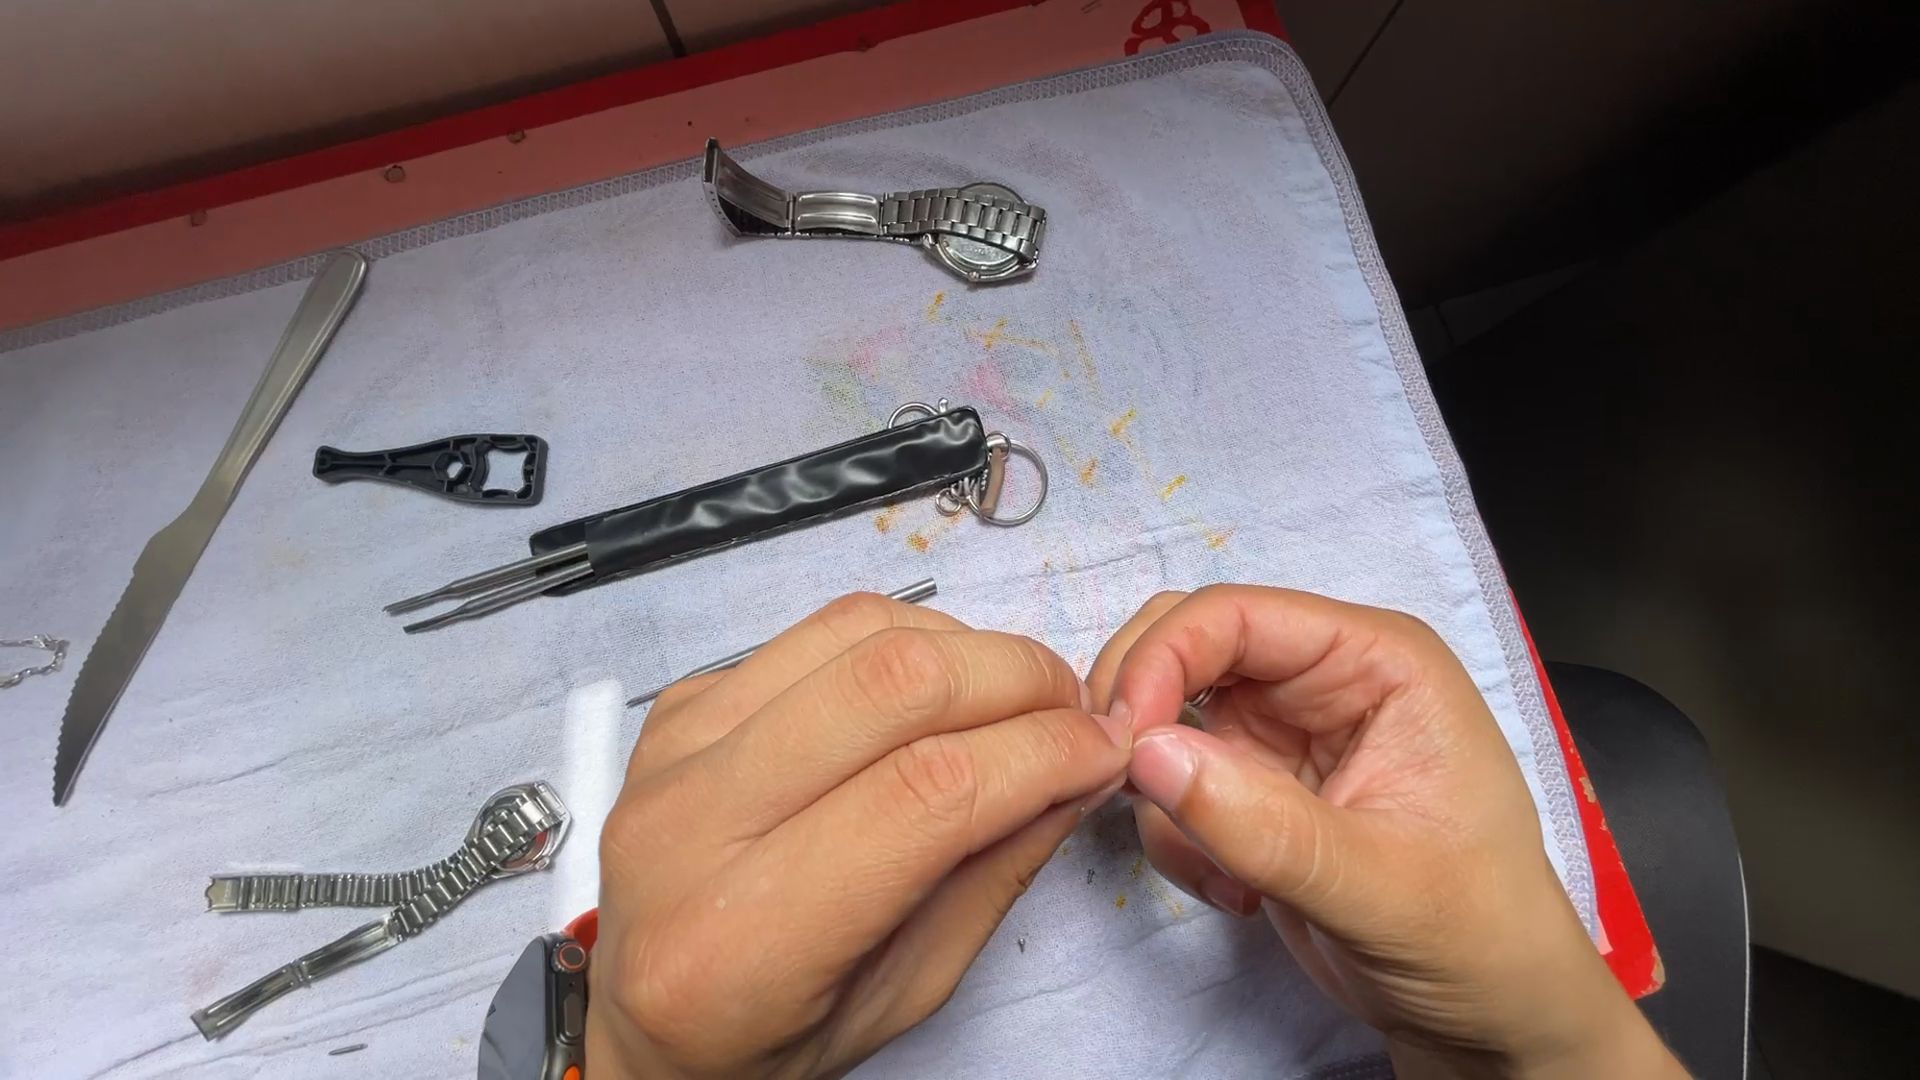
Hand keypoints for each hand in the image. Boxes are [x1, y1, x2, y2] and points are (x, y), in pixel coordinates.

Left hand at [589, 593, 1131, 1078]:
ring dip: (967, 645)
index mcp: (743, 938)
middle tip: (1070, 704)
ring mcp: (678, 744)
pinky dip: (905, 637)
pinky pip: (818, 630)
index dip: (1039, 753)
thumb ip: (998, 864)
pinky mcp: (684, 700)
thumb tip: (1080, 762)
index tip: (1104, 745)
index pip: (926, 794)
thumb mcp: (909, 986)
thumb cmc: (776, 1034)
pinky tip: (938, 679)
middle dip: (1015, 676)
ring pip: (858, 634)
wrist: (644, 1011)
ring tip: (1013, 688)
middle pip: (891, 688)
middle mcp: (691, 820)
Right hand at [1087, 586, 1687, 1078]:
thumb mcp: (1385, 893)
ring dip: (1155, 786)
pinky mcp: (1242, 776)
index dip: (1163, 660)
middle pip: (1179, 642)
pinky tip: (1232, 889)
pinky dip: (1170, 830)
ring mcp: (1272, 725)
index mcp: (1369, 659)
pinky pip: (1164, 774)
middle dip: (1139, 708)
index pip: (1233, 615)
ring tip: (1216, 869)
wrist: (1484, 1022)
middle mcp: (1313, 674)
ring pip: (1160, 708)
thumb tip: (1146, 756)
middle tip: (1124, 783)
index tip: (1125, 741)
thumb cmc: (1478, 942)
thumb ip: (1265, 826)